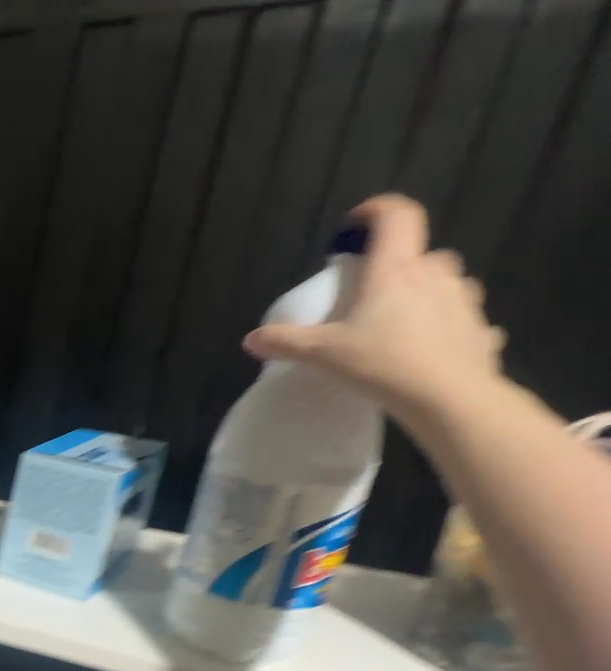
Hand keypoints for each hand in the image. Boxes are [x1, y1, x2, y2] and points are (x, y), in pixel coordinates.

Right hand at [242, 194, 507, 424]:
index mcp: (395, 271)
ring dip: (425, 293)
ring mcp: (464, 301)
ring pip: (446, 283)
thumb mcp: (322, 353)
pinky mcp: (480, 329)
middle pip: (422, 253)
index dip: (375, 211)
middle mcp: (435, 276)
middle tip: (371, 293)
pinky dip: (445, 327)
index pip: (397, 217)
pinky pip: (462, 319)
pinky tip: (427, 351)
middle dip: (399, 265)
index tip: (353, 226)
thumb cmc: (383, 362)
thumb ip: (285, 342)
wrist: (449, 397)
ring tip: (398, 323)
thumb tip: (252, 339)